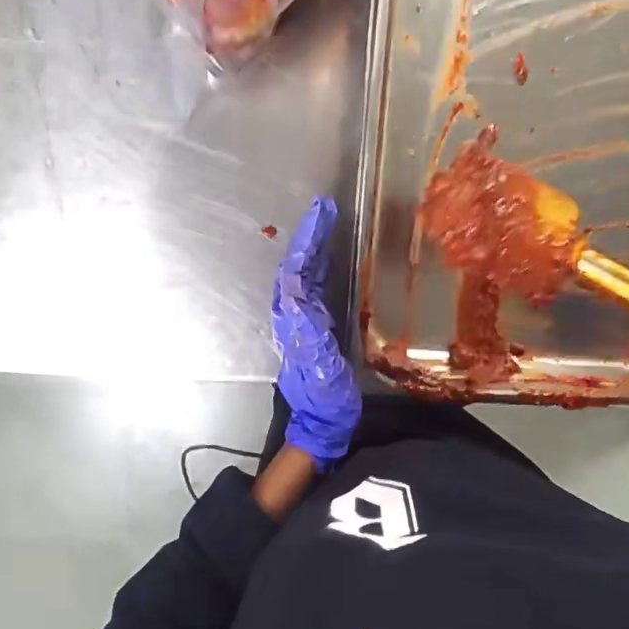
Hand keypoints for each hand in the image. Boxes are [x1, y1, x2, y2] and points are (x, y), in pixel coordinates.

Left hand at [272, 197, 360, 469]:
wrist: (324, 420)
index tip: (320, 213)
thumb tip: (296, 291)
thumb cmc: (324, 396)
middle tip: (326, 209)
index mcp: (294, 319)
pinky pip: (318, 288)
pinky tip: (334, 258)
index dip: (307, 241)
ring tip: (330, 222)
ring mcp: (305, 321)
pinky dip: (324, 267)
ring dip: (317, 248)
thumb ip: (308, 329)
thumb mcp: (318, 363)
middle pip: (299, 266)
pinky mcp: (317, 328)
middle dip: (311, 236)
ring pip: (307, 275)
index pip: (296, 270)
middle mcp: (295, 316)